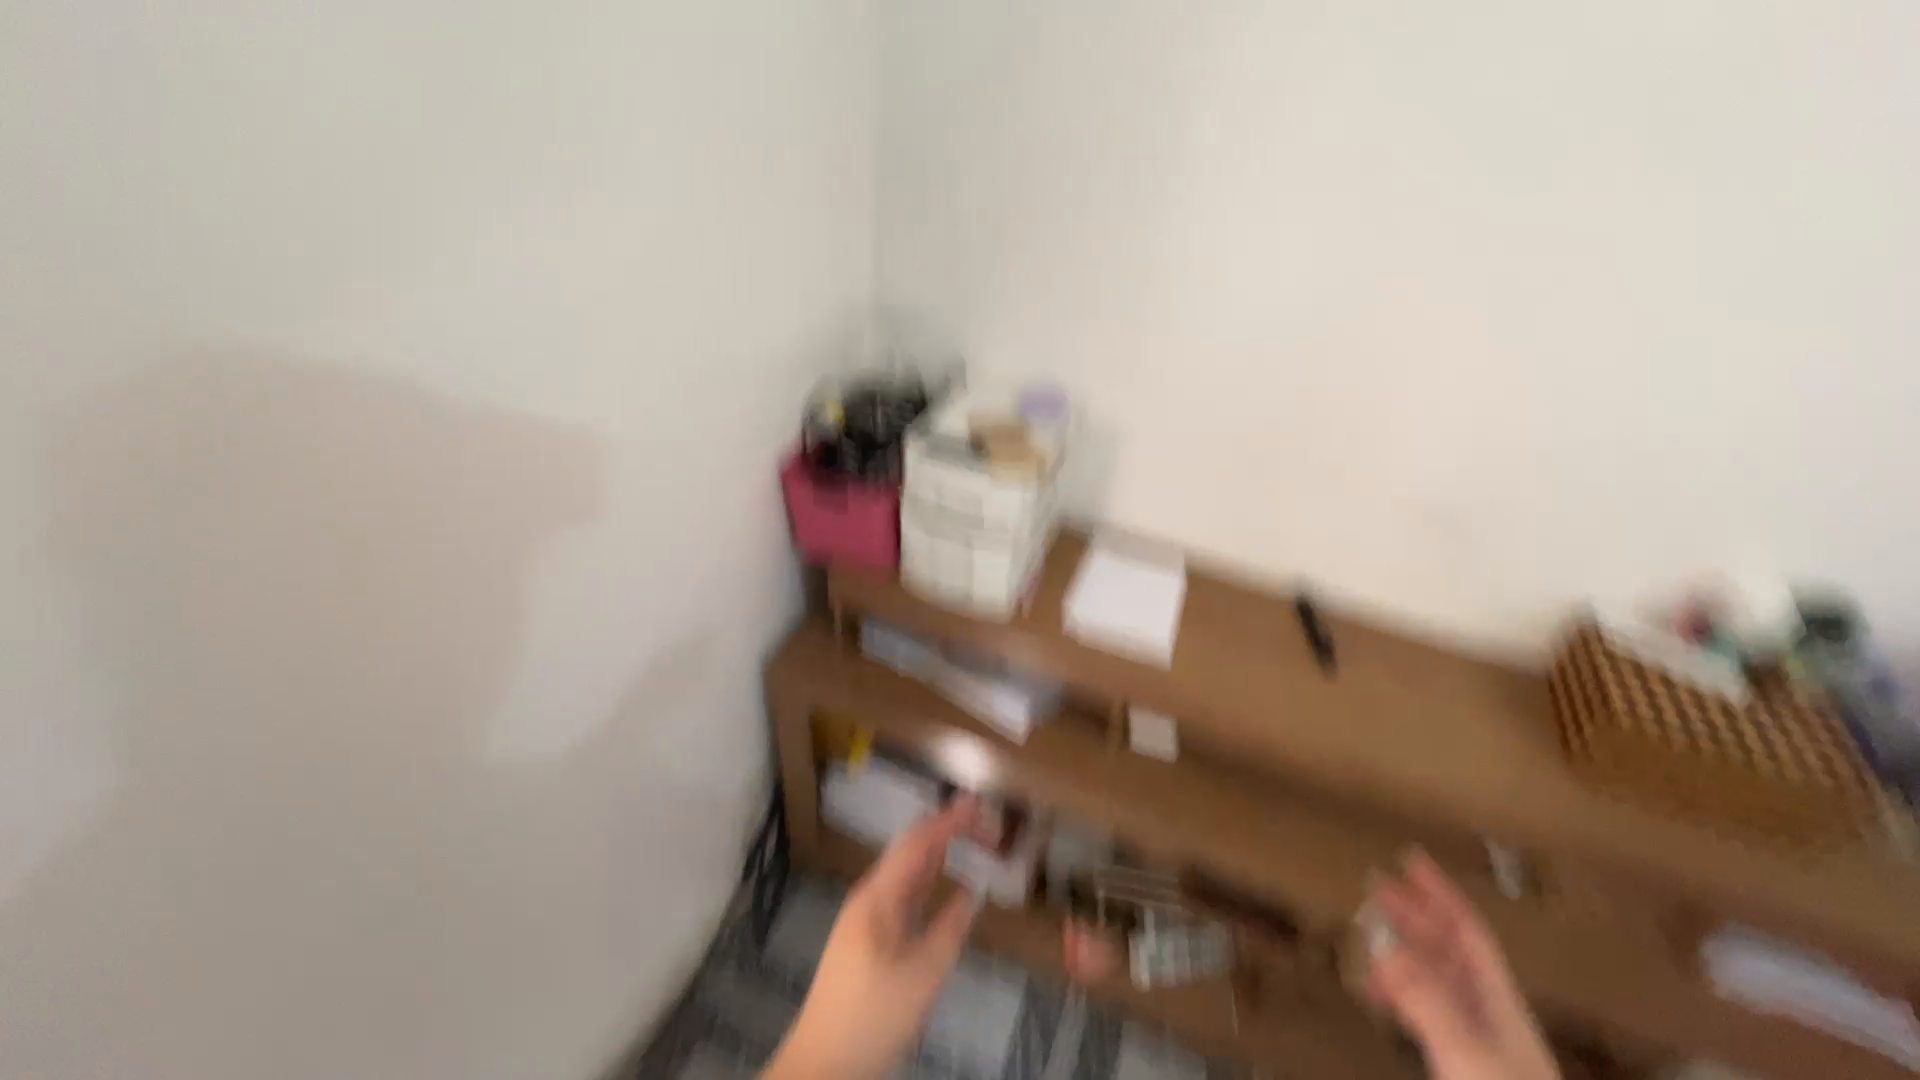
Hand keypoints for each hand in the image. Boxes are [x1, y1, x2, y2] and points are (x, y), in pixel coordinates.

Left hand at [766, 799, 980, 1079]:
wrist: (822, 1064)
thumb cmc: (871, 1015)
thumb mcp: (922, 975)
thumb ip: (949, 929)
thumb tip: (971, 893)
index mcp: (878, 897)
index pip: (917, 843)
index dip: (948, 820)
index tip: (979, 802)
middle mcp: (870, 899)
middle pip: (911, 852)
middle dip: (947, 833)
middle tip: (986, 826)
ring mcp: (867, 920)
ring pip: (907, 874)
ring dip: (938, 855)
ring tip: (971, 842)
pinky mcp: (869, 941)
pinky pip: (904, 897)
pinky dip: (929, 883)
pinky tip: (944, 888)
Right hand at [1366, 852, 1560, 1079]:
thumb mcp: (1464, 1045)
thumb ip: (1426, 997)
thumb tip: (1384, 941)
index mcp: (1497, 997)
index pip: (1466, 930)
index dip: (1439, 891)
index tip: (1409, 857)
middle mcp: (1487, 1009)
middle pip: (1448, 948)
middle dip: (1412, 914)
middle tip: (1375, 885)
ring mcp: (1476, 1034)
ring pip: (1436, 976)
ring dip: (1403, 949)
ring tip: (1370, 936)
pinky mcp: (1460, 1058)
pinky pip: (1425, 1006)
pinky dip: (1401, 989)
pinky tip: (1385, 992)